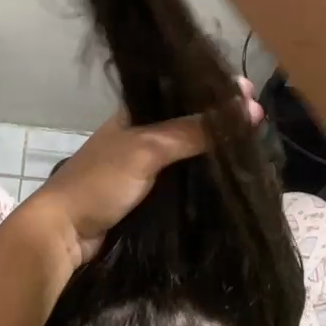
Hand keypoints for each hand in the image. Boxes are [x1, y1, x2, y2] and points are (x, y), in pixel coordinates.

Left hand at [20, 77, 264, 265]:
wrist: (64, 232)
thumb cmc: (100, 181)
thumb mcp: (148, 149)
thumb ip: (193, 131)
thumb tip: (248, 109)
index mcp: (135, 113)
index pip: (181, 93)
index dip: (214, 93)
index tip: (252, 94)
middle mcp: (141, 135)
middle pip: (188, 123)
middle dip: (220, 123)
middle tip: (261, 124)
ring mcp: (143, 167)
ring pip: (187, 153)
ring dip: (215, 152)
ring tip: (254, 148)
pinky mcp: (147, 196)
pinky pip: (182, 180)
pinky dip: (203, 178)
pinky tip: (228, 179)